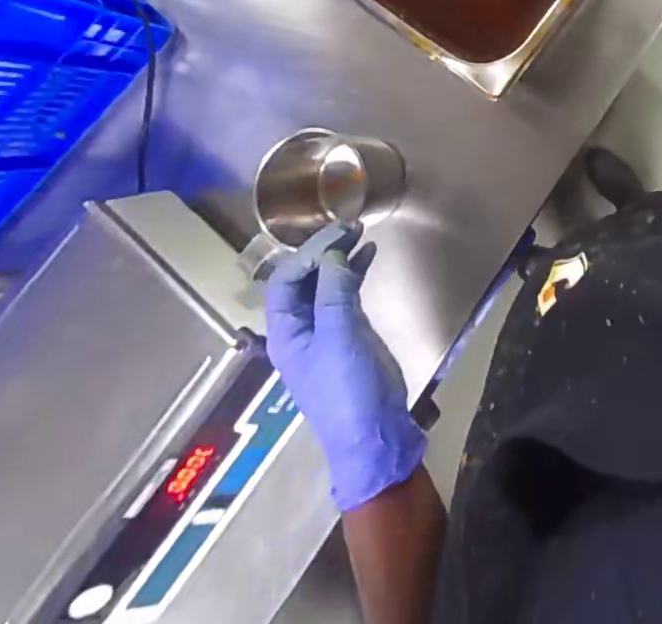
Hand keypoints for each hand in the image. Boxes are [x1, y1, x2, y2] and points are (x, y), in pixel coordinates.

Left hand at [266, 223, 425, 511]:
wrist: (375, 435)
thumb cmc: (347, 390)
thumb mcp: (339, 339)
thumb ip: (335, 293)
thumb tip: (334, 255)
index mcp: (286, 332)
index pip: (286, 280)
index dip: (308, 255)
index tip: (337, 237)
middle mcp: (301, 327)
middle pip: (305, 278)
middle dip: (324, 250)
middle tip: (350, 226)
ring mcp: (327, 329)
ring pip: (328, 282)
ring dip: (341, 257)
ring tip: (361, 232)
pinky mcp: (351, 332)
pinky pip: (348, 293)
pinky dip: (357, 272)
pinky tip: (370, 255)